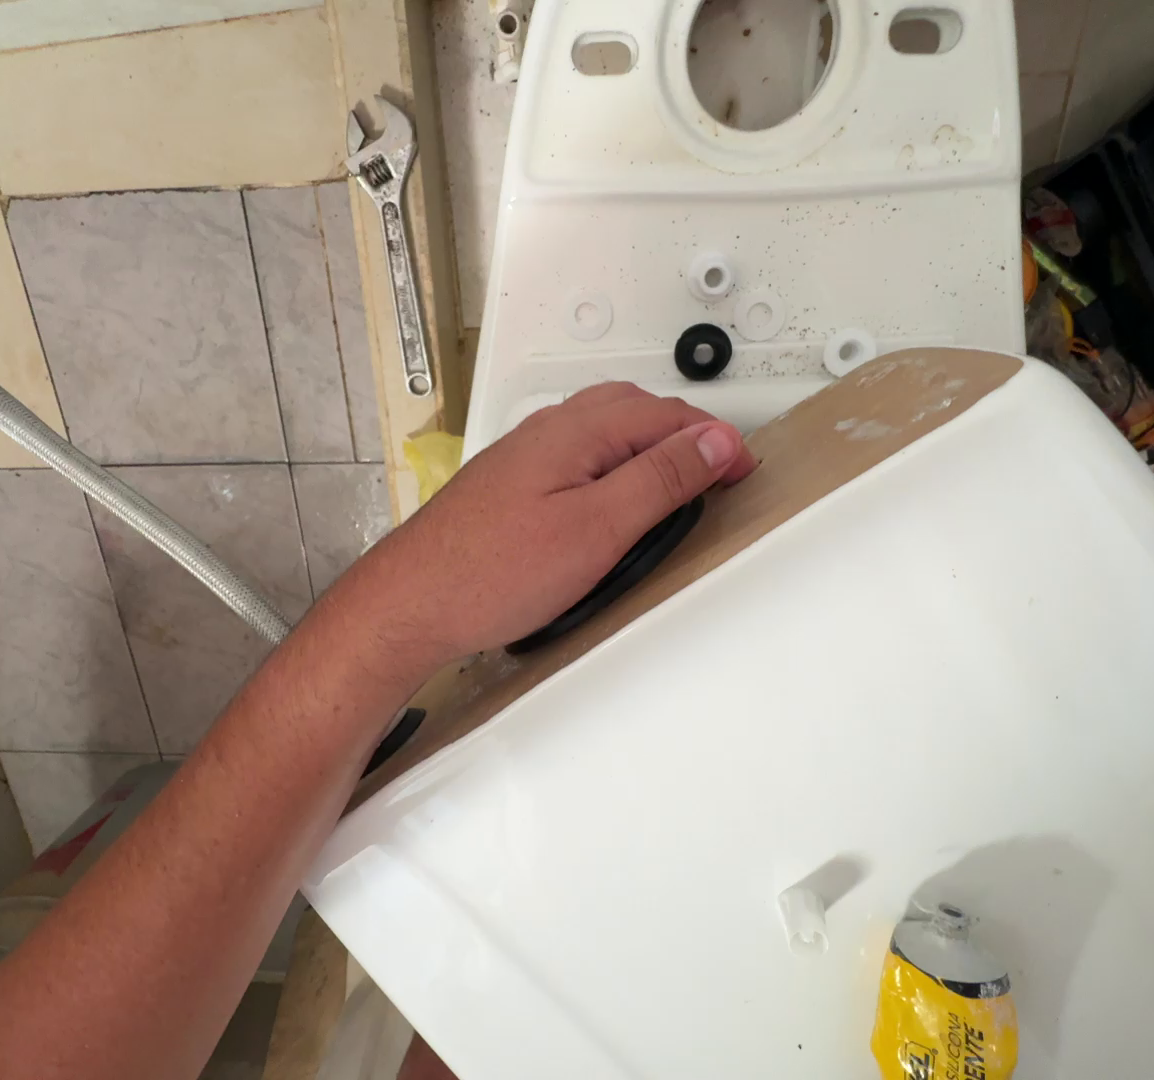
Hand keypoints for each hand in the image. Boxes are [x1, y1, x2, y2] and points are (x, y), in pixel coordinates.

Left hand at [331, 383, 756, 670]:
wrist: (411, 604)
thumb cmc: (490, 573)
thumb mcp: (596, 528)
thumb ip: (658, 479)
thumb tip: (710, 442)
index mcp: (575, 431)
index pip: (666, 416)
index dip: (714, 439)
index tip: (742, 469)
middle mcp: (547, 432)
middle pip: (633, 410)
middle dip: (683, 431)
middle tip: (717, 468)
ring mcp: (526, 457)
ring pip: (603, 430)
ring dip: (648, 443)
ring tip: (678, 476)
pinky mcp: (513, 486)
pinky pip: (578, 455)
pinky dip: (614, 463)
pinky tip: (614, 495)